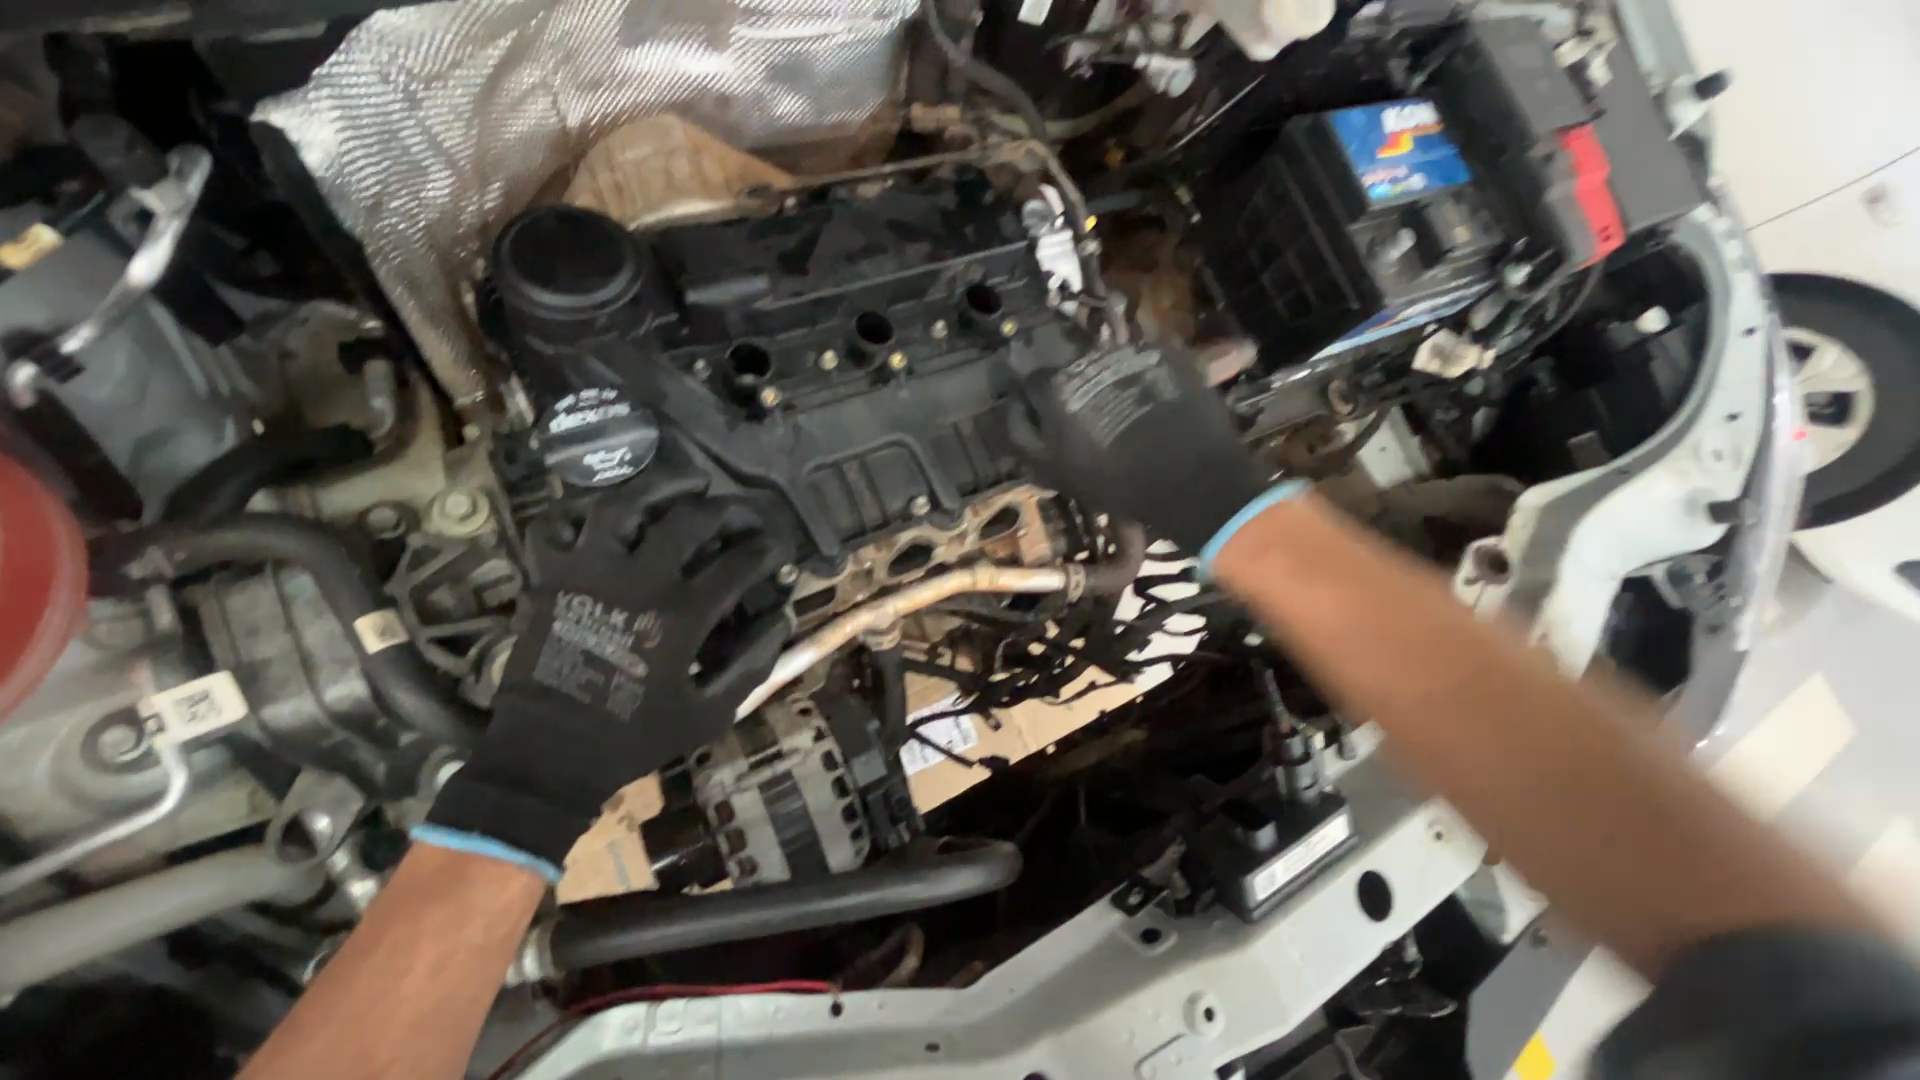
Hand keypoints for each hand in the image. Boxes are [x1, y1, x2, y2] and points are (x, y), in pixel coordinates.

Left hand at [420, 496, 791, 879]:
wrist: (548, 755)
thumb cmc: (634, 736)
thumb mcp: (709, 713)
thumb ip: (752, 664)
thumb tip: (781, 617)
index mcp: (681, 615)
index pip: (739, 562)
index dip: (767, 549)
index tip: (777, 547)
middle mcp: (637, 579)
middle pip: (691, 519)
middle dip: (727, 510)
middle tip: (742, 513)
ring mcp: (586, 571)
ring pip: (623, 503)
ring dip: (660, 487)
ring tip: (684, 485)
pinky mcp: (547, 576)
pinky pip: (556, 525)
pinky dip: (579, 513)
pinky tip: (604, 516)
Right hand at [1008, 343, 1273, 553]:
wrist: (1195, 482)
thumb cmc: (1119, 485)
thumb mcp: (1058, 473)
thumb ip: (1024, 440)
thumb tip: (1007, 413)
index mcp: (1057, 388)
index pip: (1030, 379)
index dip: (1035, 397)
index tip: (1044, 413)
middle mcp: (1088, 361)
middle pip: (1069, 365)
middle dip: (1072, 384)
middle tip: (1087, 412)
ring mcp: (1131, 352)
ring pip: (1106, 359)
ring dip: (1108, 376)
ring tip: (1124, 406)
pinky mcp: (1168, 354)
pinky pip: (1144, 355)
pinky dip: (1143, 372)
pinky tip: (1152, 398)